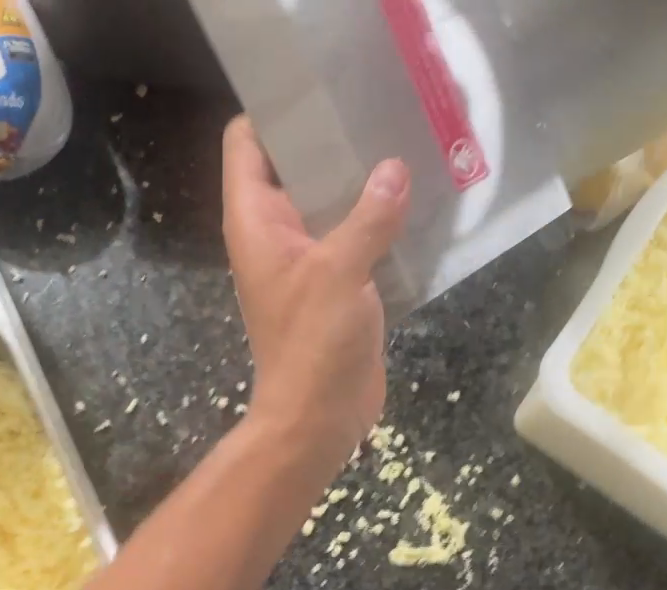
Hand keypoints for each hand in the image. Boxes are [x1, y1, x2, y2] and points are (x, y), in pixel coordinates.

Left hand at [221, 115, 410, 463]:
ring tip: (409, 148)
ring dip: (363, 184)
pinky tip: (418, 204)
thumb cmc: (312, 345)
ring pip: (331, 204)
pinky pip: (357, 240)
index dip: (277, 111)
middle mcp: (277, 234)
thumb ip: (368, 218)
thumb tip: (395, 169)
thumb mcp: (339, 273)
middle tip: (382, 113)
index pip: (248, 143)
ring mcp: (308, 262)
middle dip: (333, 142)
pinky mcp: (338, 287)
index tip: (324, 92)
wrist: (319, 419)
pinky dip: (380, 223)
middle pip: (296, 167)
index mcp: (256, 221)